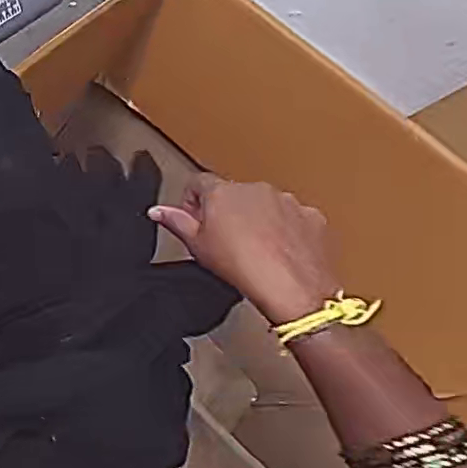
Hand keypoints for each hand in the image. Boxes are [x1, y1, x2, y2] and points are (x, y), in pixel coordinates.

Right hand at [149, 173, 342, 322]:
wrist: (290, 285)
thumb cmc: (243, 265)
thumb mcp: (196, 245)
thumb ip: (175, 222)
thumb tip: (157, 211)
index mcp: (223, 192)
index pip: (198, 182)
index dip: (192, 202)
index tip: (195, 220)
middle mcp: (255, 189)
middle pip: (231, 193)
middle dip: (224, 212)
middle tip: (221, 241)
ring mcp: (285, 201)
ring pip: (262, 204)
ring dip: (254, 220)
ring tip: (250, 250)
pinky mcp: (309, 215)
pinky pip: (289, 217)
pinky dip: (281, 230)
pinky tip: (274, 251)